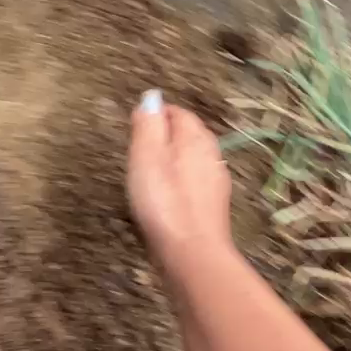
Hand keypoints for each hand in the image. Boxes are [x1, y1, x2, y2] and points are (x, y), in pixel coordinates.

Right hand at [127, 91, 234, 264]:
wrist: (191, 252)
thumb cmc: (163, 200)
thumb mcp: (146, 155)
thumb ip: (148, 124)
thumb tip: (151, 98)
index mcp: (194, 140)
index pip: (180, 113)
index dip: (158, 113)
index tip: (136, 123)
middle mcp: (210, 156)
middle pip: (190, 133)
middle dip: (167, 131)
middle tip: (139, 142)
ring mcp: (214, 181)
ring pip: (193, 156)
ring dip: (173, 154)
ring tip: (149, 164)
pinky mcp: (211, 204)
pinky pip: (195, 177)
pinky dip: (180, 174)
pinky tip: (167, 189)